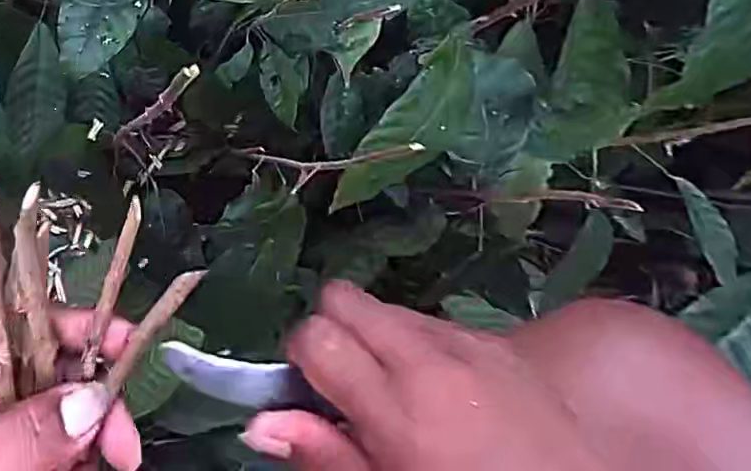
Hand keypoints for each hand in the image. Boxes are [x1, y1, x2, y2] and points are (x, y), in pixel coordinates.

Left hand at [0, 305, 143, 470]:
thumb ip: (30, 431)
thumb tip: (92, 400)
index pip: (46, 320)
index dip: (91, 327)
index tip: (131, 345)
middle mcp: (6, 379)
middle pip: (73, 368)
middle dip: (101, 402)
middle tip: (123, 449)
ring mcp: (19, 419)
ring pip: (79, 411)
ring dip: (92, 440)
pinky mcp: (28, 454)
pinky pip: (71, 447)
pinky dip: (82, 461)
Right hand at [241, 282, 609, 470]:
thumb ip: (329, 457)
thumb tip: (259, 422)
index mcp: (401, 412)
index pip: (314, 336)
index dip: (300, 362)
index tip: (314, 396)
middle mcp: (426, 359)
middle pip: (339, 296)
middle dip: (329, 330)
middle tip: (347, 387)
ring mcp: (463, 341)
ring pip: (381, 305)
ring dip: (371, 336)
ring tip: (396, 395)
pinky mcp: (491, 339)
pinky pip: (425, 320)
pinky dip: (413, 344)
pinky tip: (441, 396)